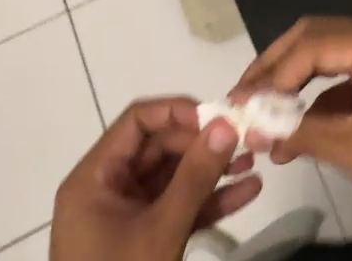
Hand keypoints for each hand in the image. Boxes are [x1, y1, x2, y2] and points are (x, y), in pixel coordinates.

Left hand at [49, 97, 263, 260]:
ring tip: (256, 160)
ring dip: (213, 170)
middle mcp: (108, 189)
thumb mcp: (161, 230)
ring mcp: (126, 216)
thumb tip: (227, 123)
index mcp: (95, 178)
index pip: (138, 121)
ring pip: (174, 177)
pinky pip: (178, 207)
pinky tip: (248, 193)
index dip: (179, 111)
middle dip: (204, 142)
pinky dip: (210, 201)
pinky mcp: (144, 240)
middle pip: (160, 147)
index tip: (220, 116)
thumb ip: (195, 176)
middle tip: (246, 138)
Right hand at [230, 18, 351, 249]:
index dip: (270, 75)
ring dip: (293, 82)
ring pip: (326, 54)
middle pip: (314, 38)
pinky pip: (342, 74)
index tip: (237, 105)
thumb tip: (252, 128)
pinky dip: (316, 97)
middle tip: (241, 99)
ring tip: (258, 115)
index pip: (310, 46)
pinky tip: (291, 129)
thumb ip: (301, 131)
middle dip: (275, 69)